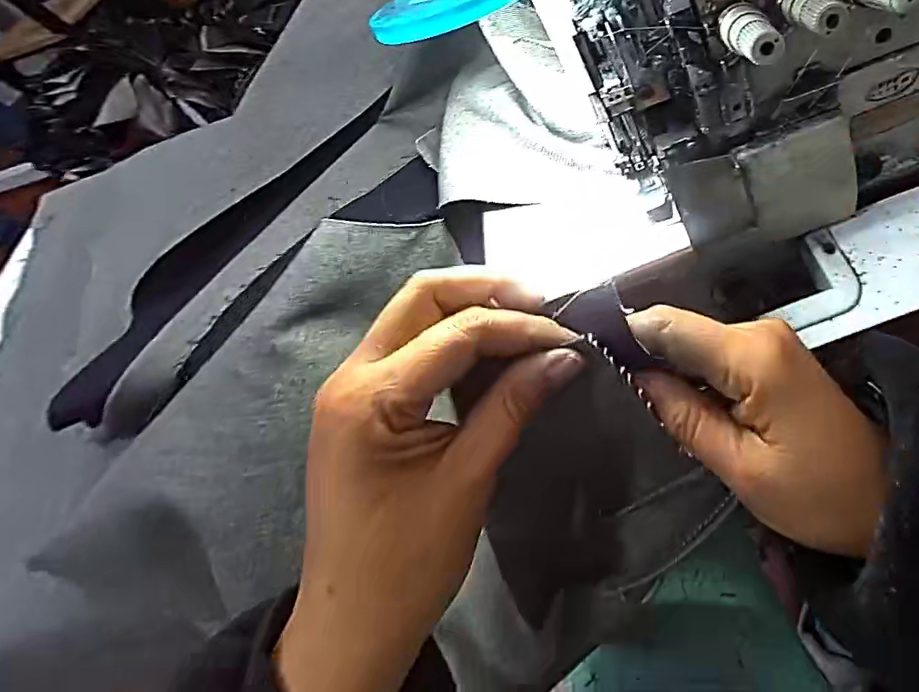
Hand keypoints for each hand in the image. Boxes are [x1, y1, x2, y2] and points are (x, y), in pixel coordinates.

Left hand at [275, 270, 583, 691]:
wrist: (349, 630)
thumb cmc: (404, 564)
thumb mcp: (467, 479)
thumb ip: (513, 405)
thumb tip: (566, 355)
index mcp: (369, 398)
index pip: (458, 333)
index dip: (520, 327)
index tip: (568, 337)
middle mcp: (352, 376)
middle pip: (424, 296)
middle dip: (489, 289)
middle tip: (543, 305)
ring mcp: (355, 386)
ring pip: (420, 312)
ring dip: (476, 305)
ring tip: (529, 318)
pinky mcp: (370, 400)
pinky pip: (419, 342)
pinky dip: (462, 333)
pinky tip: (500, 345)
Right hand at [629, 307, 888, 558]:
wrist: (886, 493)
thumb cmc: (817, 492)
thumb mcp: (741, 467)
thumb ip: (684, 416)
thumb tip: (638, 378)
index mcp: (752, 352)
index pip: (671, 325)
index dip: (628, 335)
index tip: (589, 352)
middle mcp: (762, 331)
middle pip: (685, 331)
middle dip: (650, 359)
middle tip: (616, 397)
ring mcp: (772, 340)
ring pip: (701, 343)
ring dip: (674, 371)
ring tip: (647, 407)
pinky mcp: (777, 354)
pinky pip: (722, 354)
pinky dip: (700, 376)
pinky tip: (687, 406)